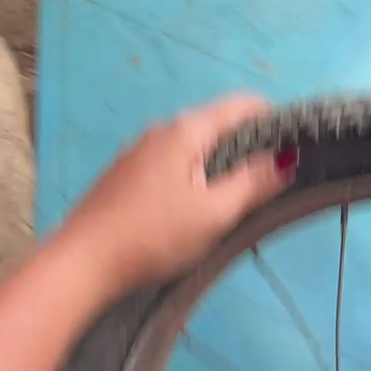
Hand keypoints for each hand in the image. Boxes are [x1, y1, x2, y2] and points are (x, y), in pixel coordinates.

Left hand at [60, 94, 292, 289]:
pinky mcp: (125, 173)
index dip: (272, 119)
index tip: (291, 147)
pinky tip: (191, 205)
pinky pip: (172, 159)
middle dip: (247, 144)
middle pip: (217, 123)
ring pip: (193, 144)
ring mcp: (139, 150)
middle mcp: (162, 129)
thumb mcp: (214, 213)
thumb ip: (253, 183)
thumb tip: (288, 158)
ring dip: (219, 161)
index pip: (241, 105)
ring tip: (233, 197)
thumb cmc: (153, 236)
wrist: (78, 266)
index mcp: (186, 130)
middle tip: (267, 180)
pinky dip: (193, 172)